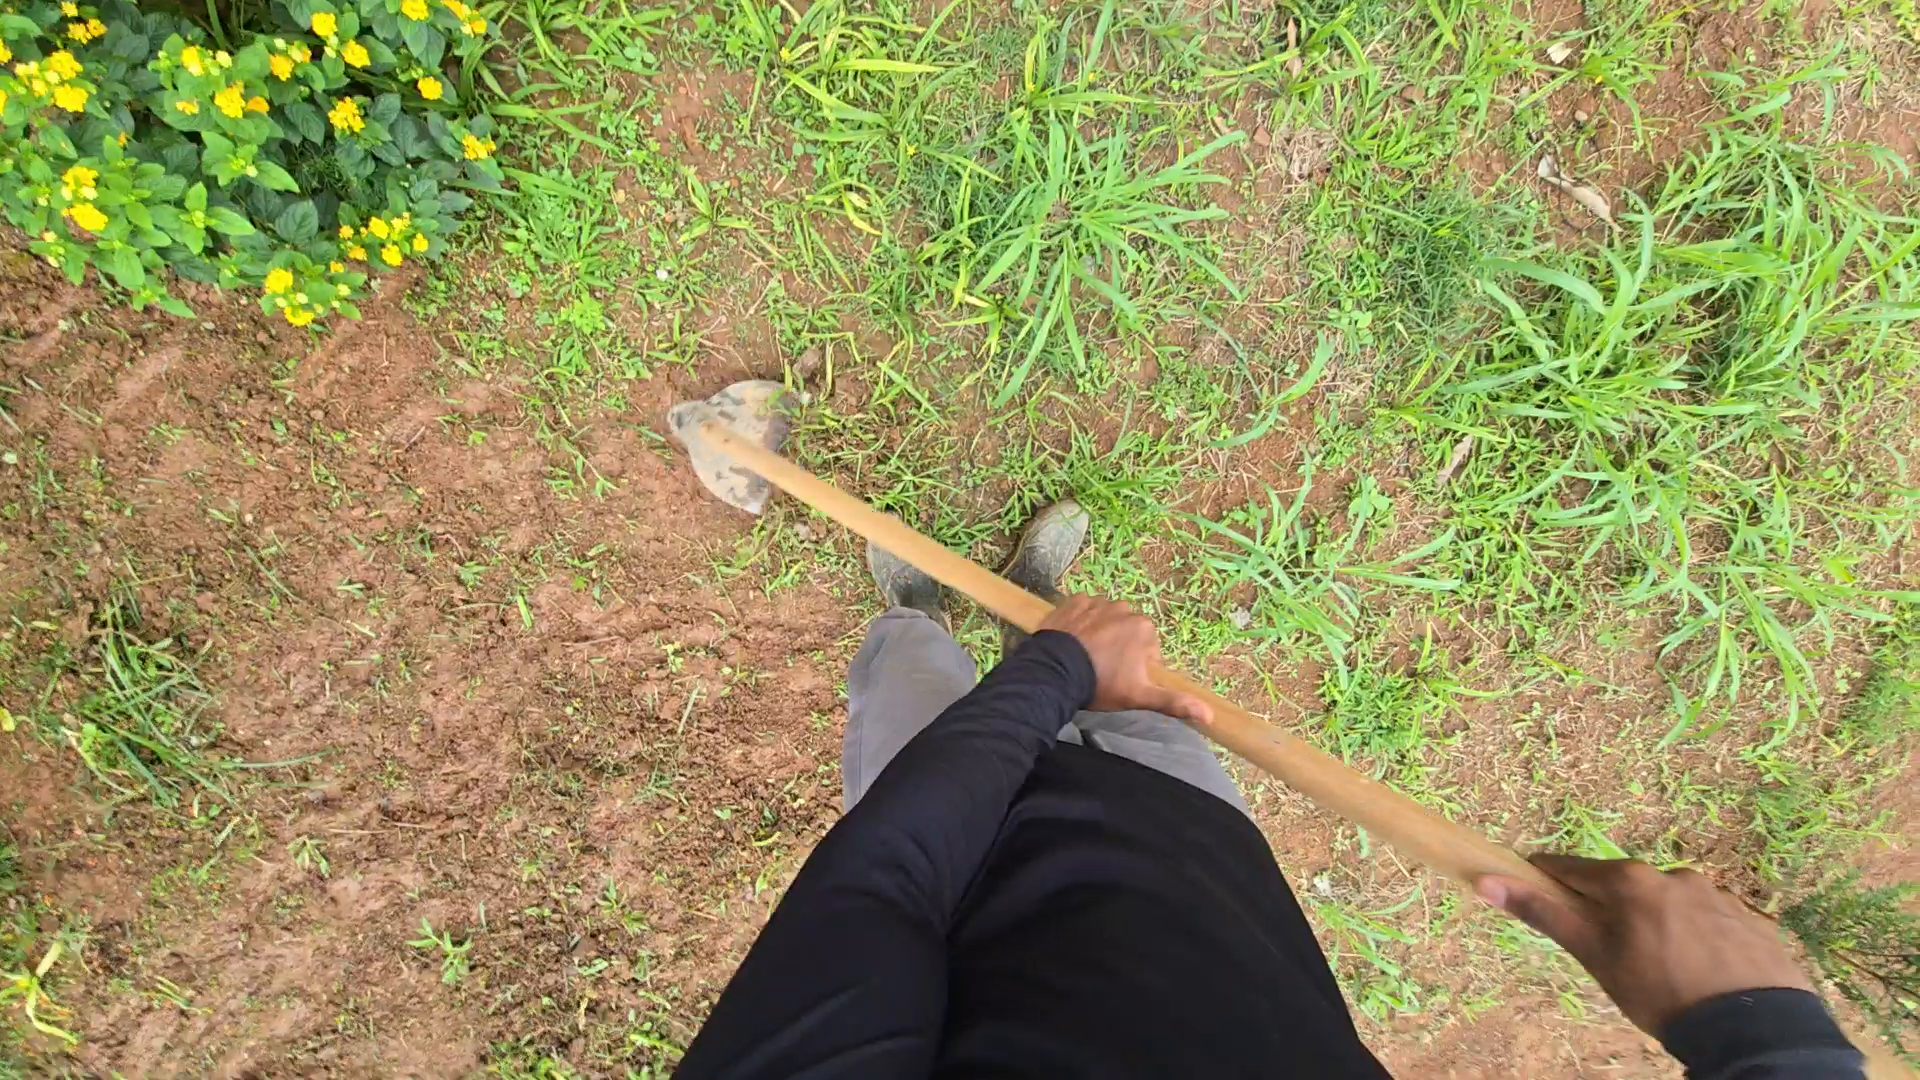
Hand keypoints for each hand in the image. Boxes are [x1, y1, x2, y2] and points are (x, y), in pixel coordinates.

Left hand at [1038, 595, 1211, 724]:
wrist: (1055, 672)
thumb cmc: (1101, 684)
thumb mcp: (1139, 697)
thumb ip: (1173, 702)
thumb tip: (1209, 715)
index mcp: (1144, 628)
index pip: (1147, 646)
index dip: (1135, 664)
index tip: (1120, 676)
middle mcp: (1123, 608)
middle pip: (1126, 629)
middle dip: (1119, 645)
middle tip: (1102, 667)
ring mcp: (1096, 602)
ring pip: (1105, 618)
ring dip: (1100, 632)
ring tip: (1086, 655)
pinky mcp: (1073, 601)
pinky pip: (1082, 609)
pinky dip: (1080, 621)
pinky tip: (1073, 639)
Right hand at [1475, 855, 1812, 1036]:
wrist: (1763, 1041)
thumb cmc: (1661, 991)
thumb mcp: (1594, 954)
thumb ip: (1542, 911)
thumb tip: (1484, 880)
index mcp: (1628, 878)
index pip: (1568, 868)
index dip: (1551, 885)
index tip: (1547, 906)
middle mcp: (1673, 875)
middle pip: (1621, 886)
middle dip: (1610, 910)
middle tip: (1613, 950)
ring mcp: (1720, 898)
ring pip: (1667, 902)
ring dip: (1656, 921)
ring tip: (1664, 965)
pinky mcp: (1756, 925)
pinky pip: (1709, 921)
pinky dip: (1697, 936)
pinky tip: (1702, 970)